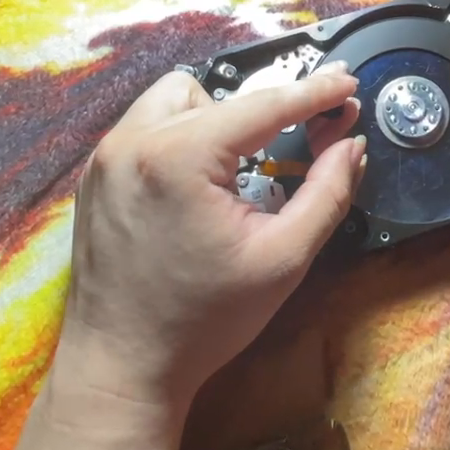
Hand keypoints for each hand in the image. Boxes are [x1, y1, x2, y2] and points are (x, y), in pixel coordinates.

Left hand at [55, 64, 365, 410]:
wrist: (122, 368)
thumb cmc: (206, 319)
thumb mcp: (284, 258)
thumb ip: (328, 192)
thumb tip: (352, 143)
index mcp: (180, 156)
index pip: (262, 104)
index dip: (313, 90)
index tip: (347, 81)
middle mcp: (135, 139)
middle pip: (218, 91)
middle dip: (262, 111)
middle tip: (295, 139)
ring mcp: (108, 154)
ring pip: (175, 98)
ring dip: (216, 116)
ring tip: (236, 163)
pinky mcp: (96, 173)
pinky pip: (147, 124)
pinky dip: (182, 134)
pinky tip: (198, 178)